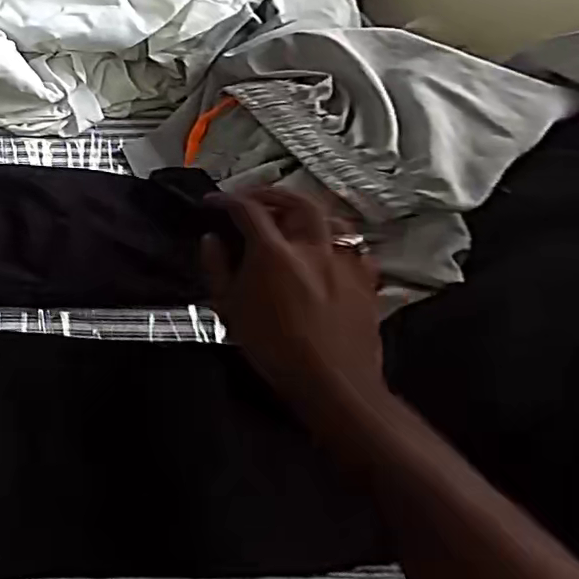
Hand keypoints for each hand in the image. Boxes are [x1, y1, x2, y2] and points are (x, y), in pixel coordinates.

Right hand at [202, 187, 385, 418]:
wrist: (333, 385)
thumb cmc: (271, 345)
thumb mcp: (228, 305)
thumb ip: (217, 265)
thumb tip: (212, 238)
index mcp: (273, 253)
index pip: (247, 209)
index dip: (226, 199)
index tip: (213, 202)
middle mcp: (312, 250)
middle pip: (297, 202)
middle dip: (271, 193)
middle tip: (252, 198)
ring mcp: (344, 265)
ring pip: (332, 220)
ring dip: (307, 213)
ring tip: (291, 219)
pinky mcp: (366, 284)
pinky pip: (355, 249)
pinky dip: (336, 241)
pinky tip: (325, 251)